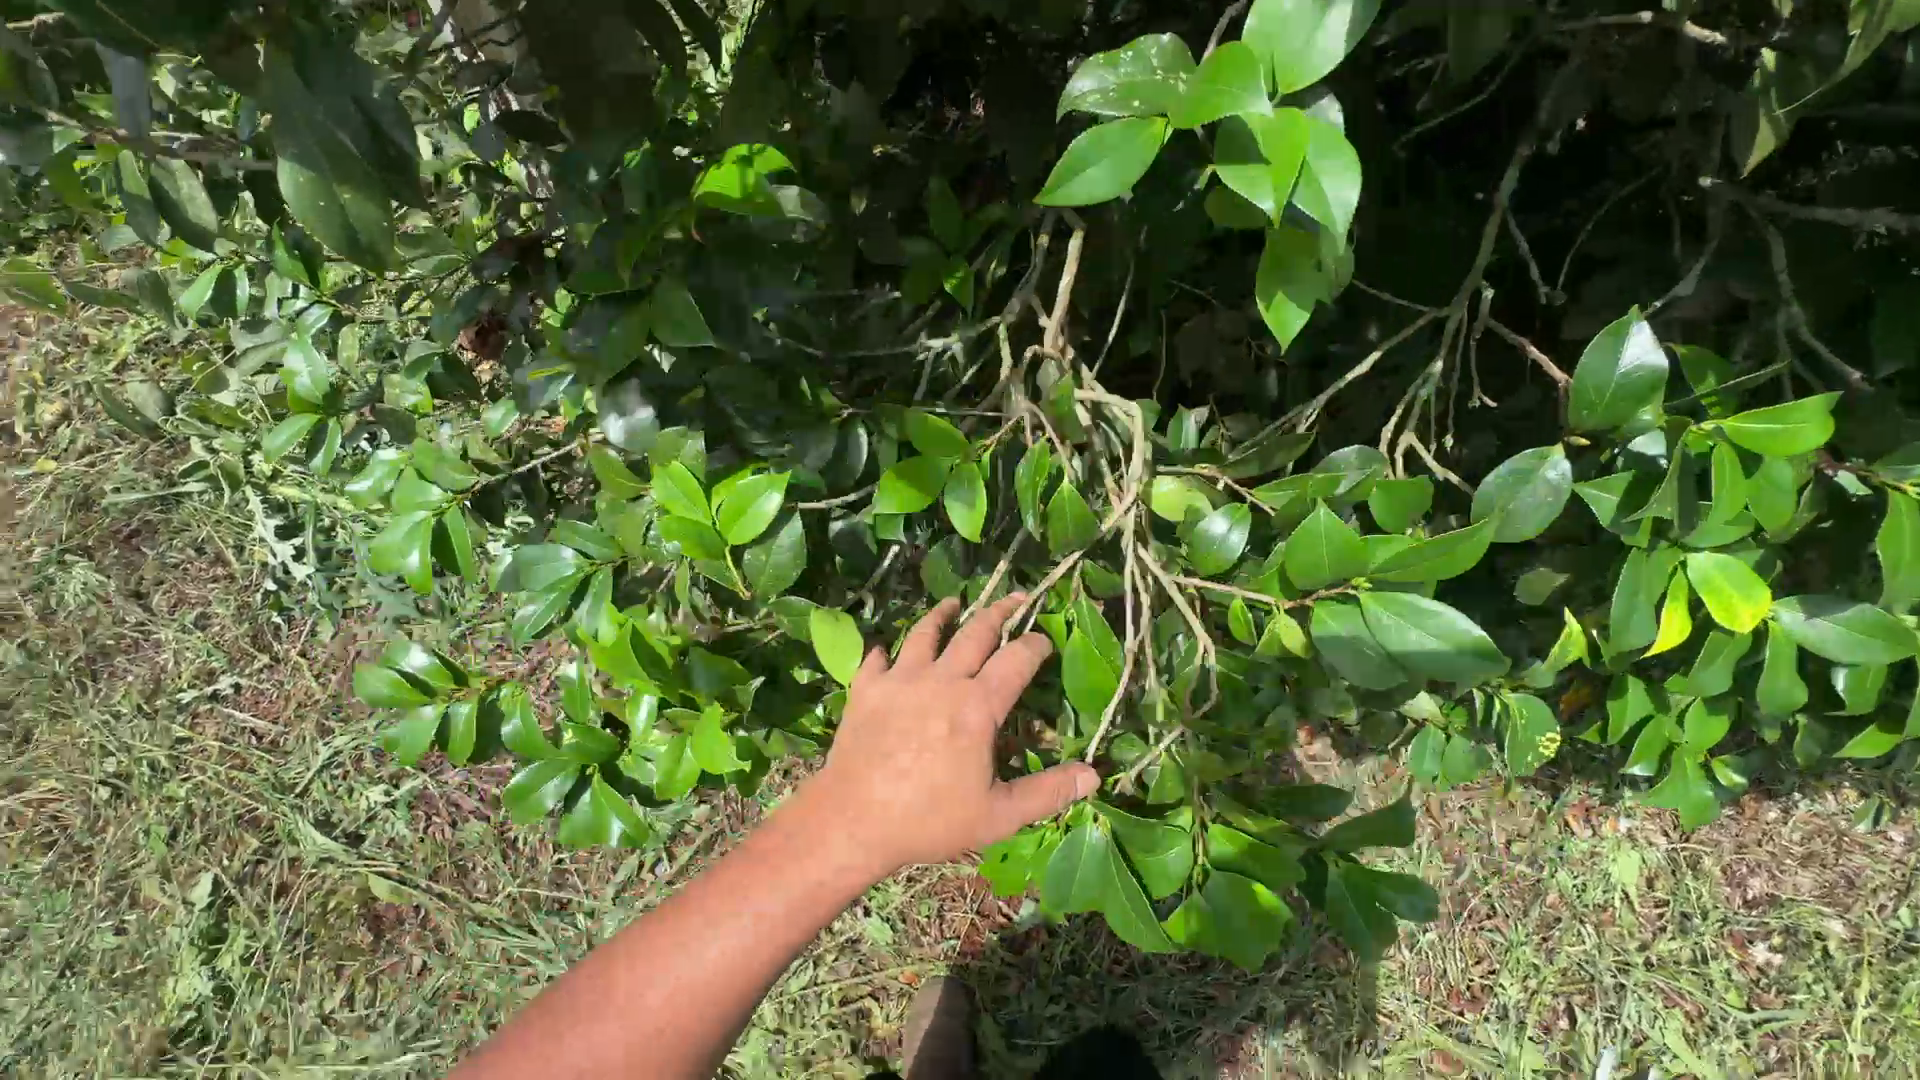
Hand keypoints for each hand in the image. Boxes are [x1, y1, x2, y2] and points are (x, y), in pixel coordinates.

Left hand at [796, 593, 1098, 875]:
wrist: (853, 821)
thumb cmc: (929, 820)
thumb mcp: (998, 815)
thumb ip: (1047, 792)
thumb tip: (1094, 776)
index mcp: (977, 706)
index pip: (1016, 660)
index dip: (1035, 644)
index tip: (1045, 637)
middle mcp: (941, 680)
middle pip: (975, 632)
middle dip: (999, 611)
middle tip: (1015, 598)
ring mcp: (899, 680)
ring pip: (924, 634)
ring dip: (942, 615)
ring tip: (952, 602)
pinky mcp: (866, 689)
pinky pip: (877, 658)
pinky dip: (885, 651)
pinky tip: (887, 650)